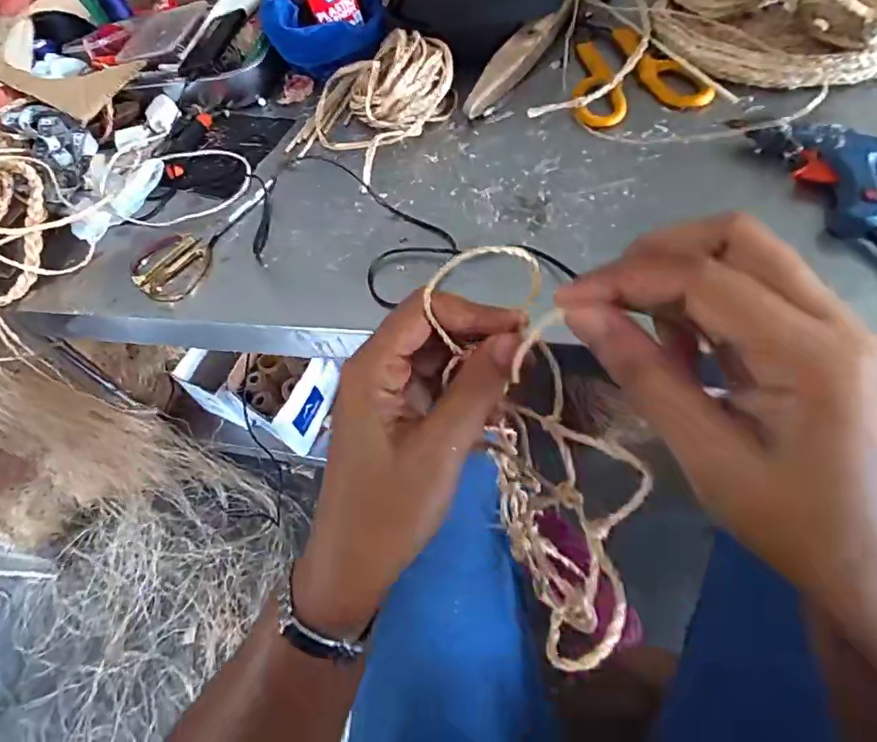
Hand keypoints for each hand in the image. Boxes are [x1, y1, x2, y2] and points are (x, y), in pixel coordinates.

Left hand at [290, 292, 525, 635]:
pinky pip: (433, 383)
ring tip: (511, 391)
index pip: (424, 309)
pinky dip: (462, 390)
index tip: (519, 329)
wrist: (353, 567)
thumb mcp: (442, 448)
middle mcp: (374, 366)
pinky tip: (490, 413)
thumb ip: (476, 388)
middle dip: (477, 339)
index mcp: (372, 366)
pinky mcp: (394, 410)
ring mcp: (383, 388)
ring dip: (473, 367)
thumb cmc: (391, 510)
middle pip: (430, 328)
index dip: (473, 311)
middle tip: (523, 361)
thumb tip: (514, 336)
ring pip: (435, 355)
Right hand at [555, 214, 876, 625]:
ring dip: (681, 271)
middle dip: (658, 253)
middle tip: (609, 296)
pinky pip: (756, 285)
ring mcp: (836, 322)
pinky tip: (684, 346)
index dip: (625, 278)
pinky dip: (706, 296)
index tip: (569, 299)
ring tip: (644, 325)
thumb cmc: (796, 527)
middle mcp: (832, 317)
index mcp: (811, 352)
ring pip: (746, 252)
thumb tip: (580, 312)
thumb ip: (644, 373)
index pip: (702, 276)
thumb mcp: (706, 456)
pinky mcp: (826, 334)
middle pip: (734, 236)